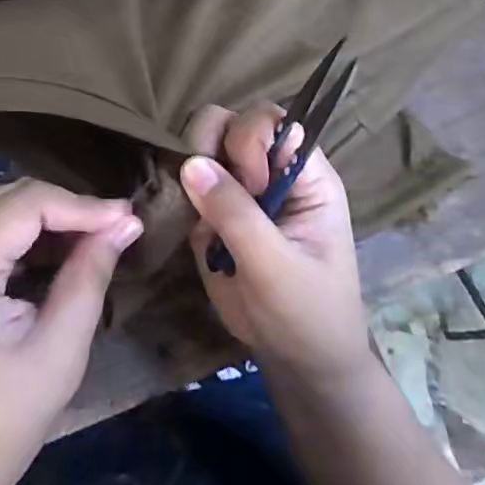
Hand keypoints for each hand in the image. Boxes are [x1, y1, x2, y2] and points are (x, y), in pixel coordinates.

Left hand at [0, 179, 142, 484]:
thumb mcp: (57, 352)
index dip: (83, 205)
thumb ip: (90, 276)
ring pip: (0, 206)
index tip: (130, 218)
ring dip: (49, 218)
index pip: (29, 203)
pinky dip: (25, 234)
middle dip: (68, 208)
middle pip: (12, 197)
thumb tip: (127, 223)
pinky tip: (58, 252)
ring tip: (97, 239)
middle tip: (118, 228)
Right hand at [180, 104, 374, 382]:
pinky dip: (177, 186)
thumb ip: (236, 215)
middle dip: (213, 145)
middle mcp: (271, 170)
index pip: (273, 122)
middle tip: (214, 196)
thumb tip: (190, 163)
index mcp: (305, 174)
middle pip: (233, 122)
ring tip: (195, 206)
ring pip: (204, 144)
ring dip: (191, 163)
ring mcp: (240, 188)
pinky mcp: (213, 209)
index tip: (252, 185)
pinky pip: (188, 178)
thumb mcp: (277, 268)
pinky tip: (181, 213)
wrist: (298, 362)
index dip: (252, 140)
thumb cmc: (307, 314)